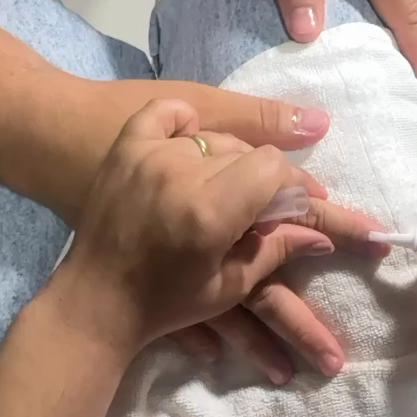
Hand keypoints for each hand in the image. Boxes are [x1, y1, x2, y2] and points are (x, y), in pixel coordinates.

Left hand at [48, 99, 373, 357]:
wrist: (94, 300)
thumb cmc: (164, 304)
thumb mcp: (227, 288)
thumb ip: (275, 251)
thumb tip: (321, 232)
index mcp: (209, 212)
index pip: (272, 169)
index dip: (293, 184)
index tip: (297, 203)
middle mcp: (181, 174)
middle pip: (246, 151)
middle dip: (263, 177)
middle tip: (263, 204)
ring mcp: (148, 156)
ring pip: (212, 135)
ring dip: (228, 159)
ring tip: (227, 186)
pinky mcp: (125, 149)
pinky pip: (165, 113)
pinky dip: (183, 120)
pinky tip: (191, 143)